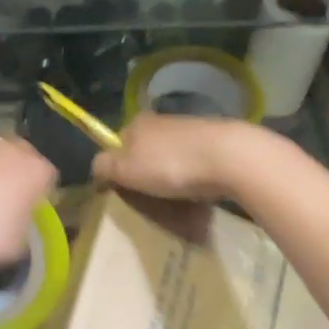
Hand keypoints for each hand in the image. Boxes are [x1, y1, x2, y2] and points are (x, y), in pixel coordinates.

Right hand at [91, 114, 248, 200]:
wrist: (231, 158)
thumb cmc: (170, 164)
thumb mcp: (125, 169)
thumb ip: (104, 166)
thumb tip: (97, 167)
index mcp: (137, 123)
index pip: (117, 145)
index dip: (117, 170)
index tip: (124, 193)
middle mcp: (162, 121)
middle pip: (145, 154)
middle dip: (146, 178)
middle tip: (150, 203)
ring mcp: (190, 131)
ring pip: (170, 161)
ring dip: (171, 182)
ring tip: (177, 207)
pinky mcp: (215, 143)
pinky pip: (195, 167)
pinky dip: (193, 183)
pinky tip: (199, 200)